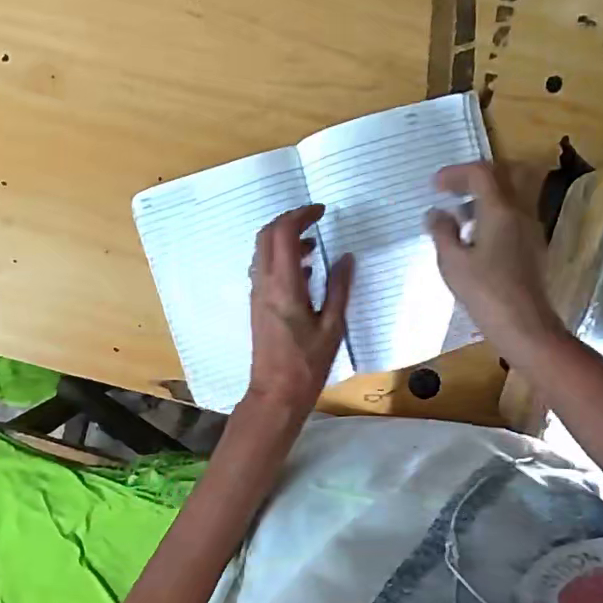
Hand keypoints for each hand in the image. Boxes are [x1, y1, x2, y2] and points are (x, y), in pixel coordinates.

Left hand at [245, 204, 352, 413]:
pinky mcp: (257, 305)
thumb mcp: (332, 326)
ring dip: (283, 239)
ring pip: (262, 251)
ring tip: (314, 245)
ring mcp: (256, 294)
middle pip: (266, 235)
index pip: (283, 233)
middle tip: (314, 220)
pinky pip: (263, 269)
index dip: (301, 214)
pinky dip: (280, 258)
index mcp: (284, 285)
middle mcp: (264, 284)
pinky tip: (305, 271)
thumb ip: (339, 288)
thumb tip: (346, 257)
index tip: (321, 210)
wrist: (275, 392)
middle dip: (288, 220)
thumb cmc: (307, 364)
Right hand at [426, 162, 565, 362]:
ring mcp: (531, 229)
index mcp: (500, 211)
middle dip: (477, 176)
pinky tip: (475, 238)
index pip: (481, 174)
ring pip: (513, 194)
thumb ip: (442, 232)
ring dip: (486, 196)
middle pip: (506, 174)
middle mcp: (521, 213)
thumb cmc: (483, 292)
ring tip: (460, 216)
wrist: (523, 324)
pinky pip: (514, 215)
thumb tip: (435, 214)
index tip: (434, 186)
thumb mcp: (452, 262)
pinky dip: (494, 214)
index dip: (455, 173)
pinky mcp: (533, 246)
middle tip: (453, 190)